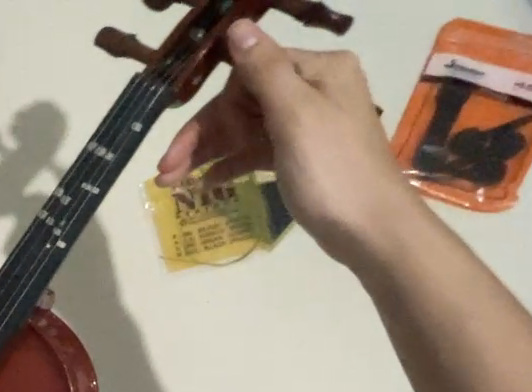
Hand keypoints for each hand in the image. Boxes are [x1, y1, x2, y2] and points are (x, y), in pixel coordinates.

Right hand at [155, 19, 424, 268]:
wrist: (367, 225)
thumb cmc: (331, 168)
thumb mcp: (295, 115)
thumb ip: (265, 71)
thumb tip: (237, 25)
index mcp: (317, 71)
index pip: (247, 76)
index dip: (211, 111)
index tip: (180, 149)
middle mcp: (312, 90)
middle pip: (241, 105)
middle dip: (202, 137)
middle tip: (165, 174)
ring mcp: (304, 124)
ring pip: (243, 130)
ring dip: (206, 154)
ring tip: (171, 184)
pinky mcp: (298, 155)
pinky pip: (254, 151)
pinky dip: (228, 164)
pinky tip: (203, 183)